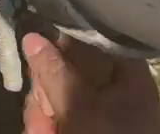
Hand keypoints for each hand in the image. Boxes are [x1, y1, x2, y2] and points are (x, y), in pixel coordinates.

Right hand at [22, 32, 159, 133]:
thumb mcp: (79, 109)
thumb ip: (53, 71)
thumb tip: (31, 36)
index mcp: (128, 76)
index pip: (94, 35)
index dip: (64, 36)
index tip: (41, 47)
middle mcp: (117, 90)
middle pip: (68, 67)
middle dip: (45, 90)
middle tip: (41, 112)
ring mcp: (105, 115)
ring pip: (59, 95)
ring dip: (41, 112)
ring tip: (39, 132)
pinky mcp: (90, 130)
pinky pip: (61, 117)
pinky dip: (47, 126)